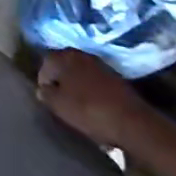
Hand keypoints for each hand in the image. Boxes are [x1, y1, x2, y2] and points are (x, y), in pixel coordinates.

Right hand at [36, 49, 155, 149]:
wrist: (132, 121)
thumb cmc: (89, 110)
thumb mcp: (59, 106)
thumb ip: (46, 95)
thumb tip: (42, 89)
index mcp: (63, 56)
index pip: (44, 65)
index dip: (43, 84)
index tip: (47, 101)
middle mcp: (80, 54)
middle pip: (63, 68)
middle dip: (61, 83)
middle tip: (61, 103)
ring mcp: (100, 65)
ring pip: (80, 75)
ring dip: (77, 88)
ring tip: (78, 107)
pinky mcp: (115, 78)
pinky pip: (96, 83)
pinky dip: (92, 92)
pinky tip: (94, 108)